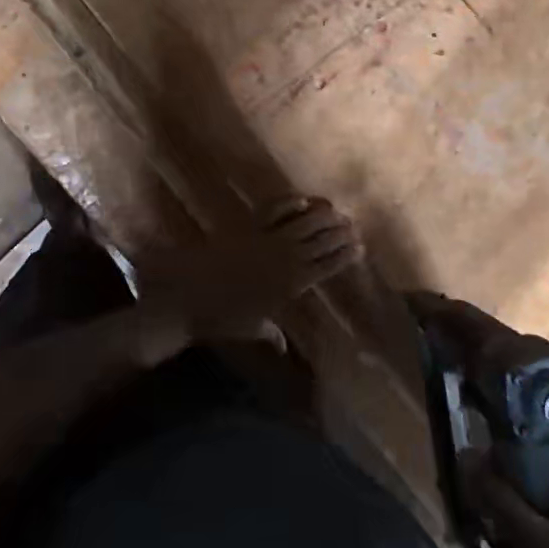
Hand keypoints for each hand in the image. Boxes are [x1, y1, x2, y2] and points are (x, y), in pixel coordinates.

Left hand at [138, 196, 363, 349]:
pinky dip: (290, 202)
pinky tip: (302, 200)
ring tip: (336, 211)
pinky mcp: (248, 225)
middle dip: (340, 232)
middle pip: (321, 241)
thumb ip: (271, 335)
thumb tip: (283, 347)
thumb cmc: (221, 317)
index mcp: (292, 285)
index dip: (345, 255)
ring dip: (323, 215)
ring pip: (304, 222)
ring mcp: (267, 238)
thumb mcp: (250, 328)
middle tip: (353, 225)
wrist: (189, 294)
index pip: (327, 266)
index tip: (360, 247)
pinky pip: (274, 209)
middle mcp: (286, 258)